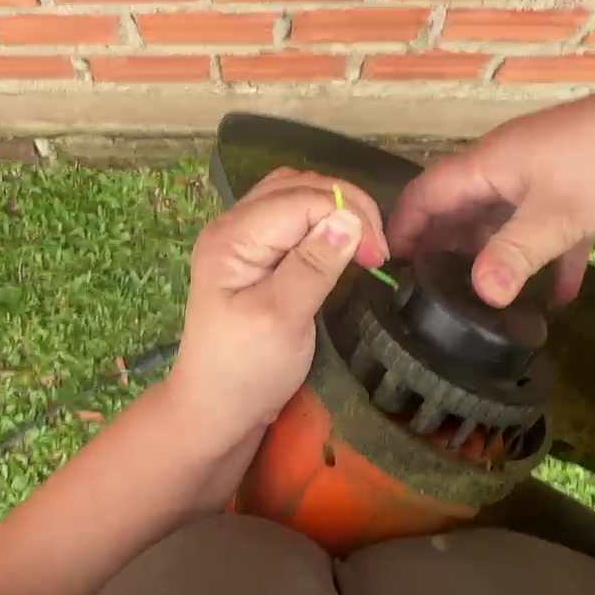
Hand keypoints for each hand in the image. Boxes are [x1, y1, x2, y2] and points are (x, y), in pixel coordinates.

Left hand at [167, 168, 389, 440]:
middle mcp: (231, 226)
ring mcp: (240, 237)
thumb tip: (348, 219)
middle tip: (378, 250)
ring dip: (335, 208)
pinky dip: (321, 220)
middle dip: (346, 205)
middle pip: (297, 186)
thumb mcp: (282, 320)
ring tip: (365, 242)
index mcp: (231, 238)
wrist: (216, 408)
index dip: (348, 214)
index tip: (378, 257)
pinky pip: (291, 216)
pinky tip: (340, 241)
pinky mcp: (253, 252)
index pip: (300, 198)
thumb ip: (313, 266)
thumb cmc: (246, 371)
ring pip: (295, 194)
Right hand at [387, 69, 594, 306]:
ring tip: (482, 294)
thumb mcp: (559, 217)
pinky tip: (560, 295)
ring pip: (503, 214)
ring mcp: (544, 168)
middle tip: (432, 286)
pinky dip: (547, 253)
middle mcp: (508, 162)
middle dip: (444, 243)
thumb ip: (515, 255)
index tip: (390, 262)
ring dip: (493, 251)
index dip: (404, 225)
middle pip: (461, 204)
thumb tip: (482, 294)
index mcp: (489, 164)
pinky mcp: (579, 178)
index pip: (427, 192)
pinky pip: (549, 220)